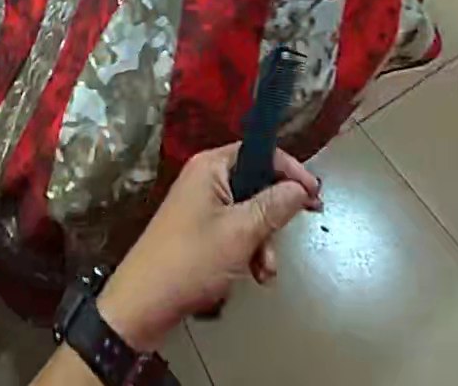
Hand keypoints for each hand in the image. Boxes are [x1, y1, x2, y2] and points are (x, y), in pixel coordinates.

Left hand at [95, 144, 321, 351]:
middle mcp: (206, 176)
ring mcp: (201, 203)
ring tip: (264, 270)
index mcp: (211, 164)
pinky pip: (235, 229)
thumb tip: (302, 187)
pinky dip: (248, 250)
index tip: (314, 194)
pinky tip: (253, 274)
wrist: (142, 304)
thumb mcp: (240, 232)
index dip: (289, 170)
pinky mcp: (199, 228)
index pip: (259, 151)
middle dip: (275, 215)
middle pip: (256, 182)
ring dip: (263, 240)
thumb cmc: (192, 259)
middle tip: (291, 235)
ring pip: (248, 211)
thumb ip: (275, 205)